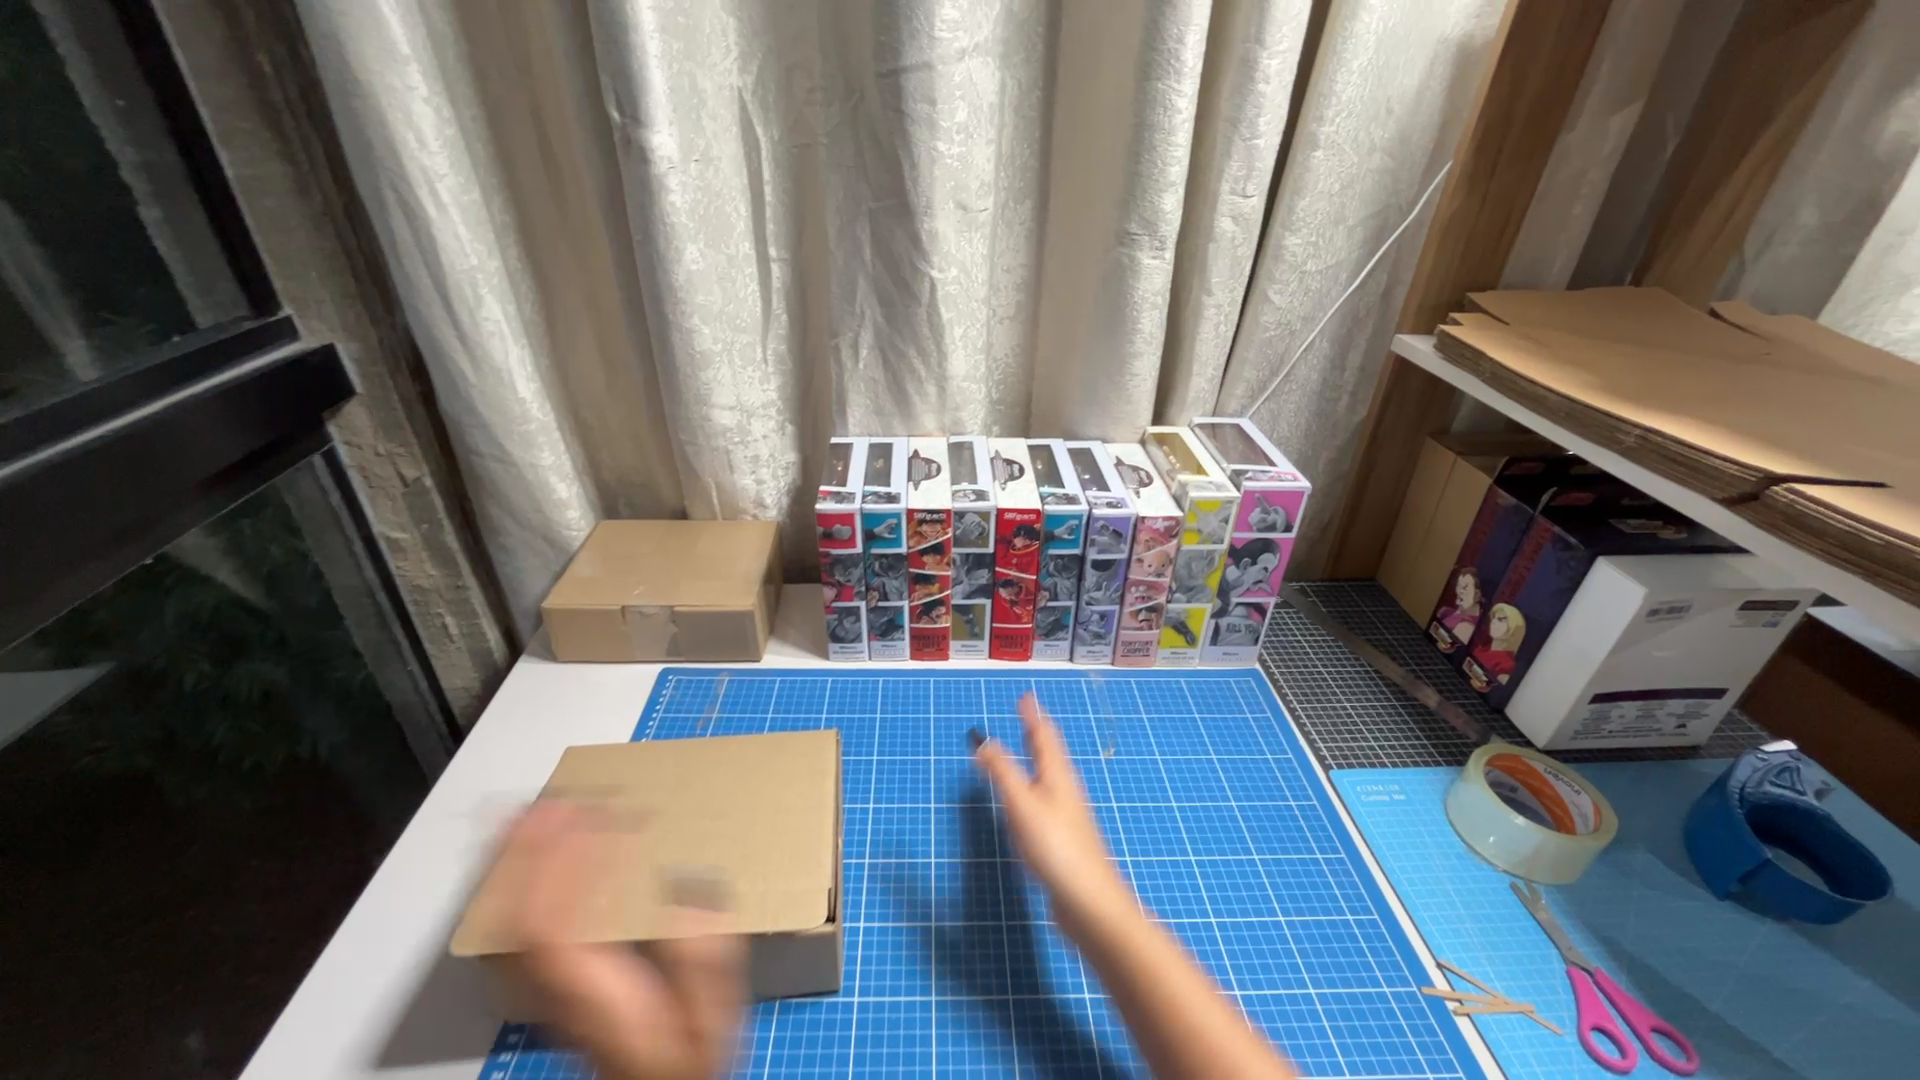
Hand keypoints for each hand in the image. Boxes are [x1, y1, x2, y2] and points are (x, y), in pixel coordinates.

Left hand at [496, 801, 745, 1079]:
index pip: (556, 928)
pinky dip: (513, 883)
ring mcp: (542, 987)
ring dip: (513, 862)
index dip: (565, 869)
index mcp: (596, 996)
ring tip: (533, 812)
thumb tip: (691, 897)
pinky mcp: (543, 981)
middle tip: (554, 801)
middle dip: (530, 854)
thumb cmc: (684, 1054)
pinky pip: (512, 928)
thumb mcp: (710, 1019)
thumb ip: (701, 963)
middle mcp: (556, 991)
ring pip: (506, 922)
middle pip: (517, 919)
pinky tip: (526, 853)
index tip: (595, 818)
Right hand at [972, 694, 1131, 931]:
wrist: (1088, 900)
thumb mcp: (1022, 805)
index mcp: (1057, 776)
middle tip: (1027, 718)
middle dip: (1037, 735)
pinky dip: (1033, 790)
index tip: (1027, 698)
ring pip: (1050, 778)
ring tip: (1027, 752)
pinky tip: (1029, 805)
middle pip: (1050, 756)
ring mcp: (1067, 817)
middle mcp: (1065, 791)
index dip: (1034, 717)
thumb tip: (985, 742)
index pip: (1045, 737)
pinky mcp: (1064, 840)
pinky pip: (1045, 803)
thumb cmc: (1055, 847)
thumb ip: (1002, 772)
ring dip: (1037, 760)